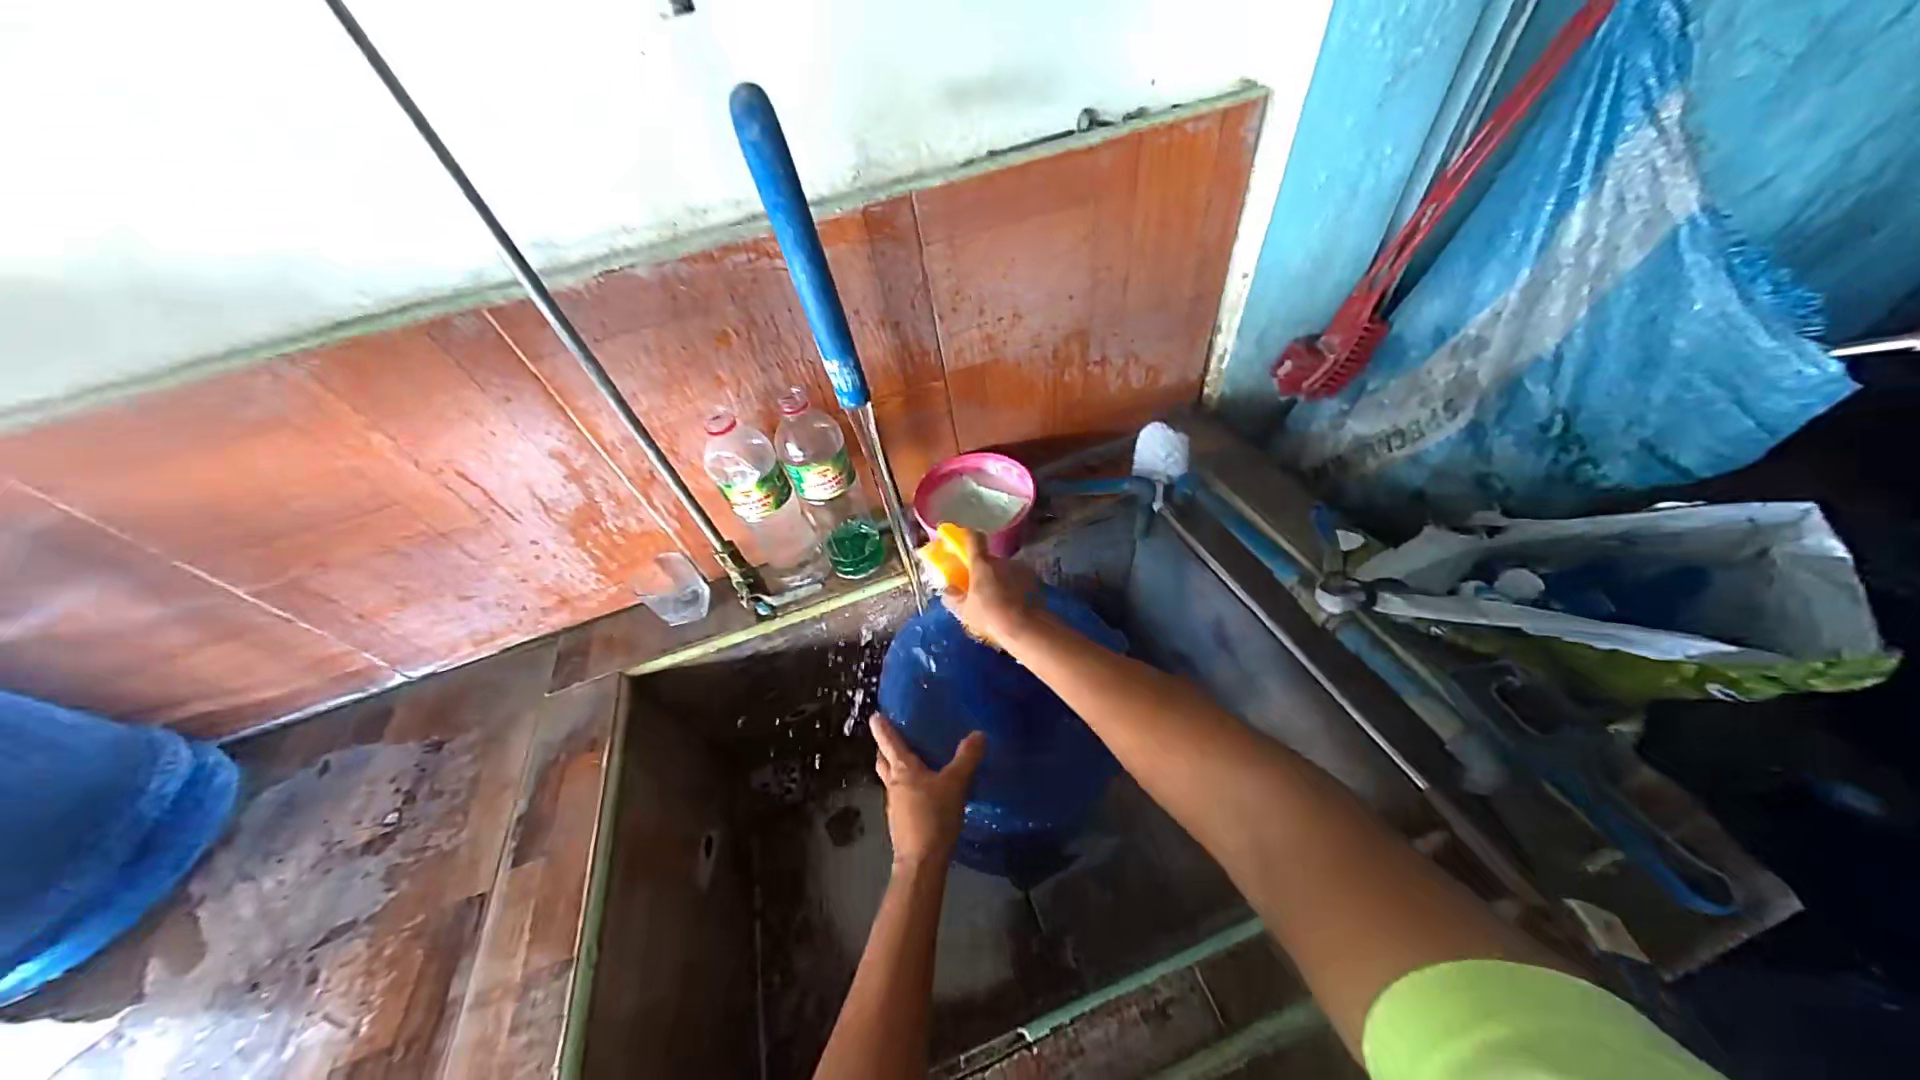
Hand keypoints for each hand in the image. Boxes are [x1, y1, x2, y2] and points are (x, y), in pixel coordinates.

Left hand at [870, 713, 985, 869]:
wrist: (921, 862)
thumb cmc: (933, 816)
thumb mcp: (955, 783)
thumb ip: (967, 758)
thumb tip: (978, 734)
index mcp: (902, 769)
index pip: (888, 741)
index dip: (881, 727)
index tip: (875, 715)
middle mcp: (893, 784)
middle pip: (882, 761)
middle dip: (884, 749)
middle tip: (892, 739)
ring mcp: (894, 805)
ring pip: (890, 780)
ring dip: (895, 770)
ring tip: (912, 764)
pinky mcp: (900, 822)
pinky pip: (900, 797)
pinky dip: (906, 790)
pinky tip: (922, 794)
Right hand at [939, 530, 1046, 644]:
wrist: (1026, 628)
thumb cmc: (990, 617)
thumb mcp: (965, 611)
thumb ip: (954, 597)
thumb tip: (948, 589)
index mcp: (981, 564)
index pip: (974, 538)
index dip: (968, 537)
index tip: (964, 542)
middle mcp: (1001, 560)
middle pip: (989, 559)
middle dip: (984, 570)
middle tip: (980, 587)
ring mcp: (1020, 568)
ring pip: (1005, 569)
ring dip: (1001, 578)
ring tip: (999, 599)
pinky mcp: (1034, 578)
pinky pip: (1018, 578)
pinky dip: (1015, 586)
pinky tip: (1014, 602)